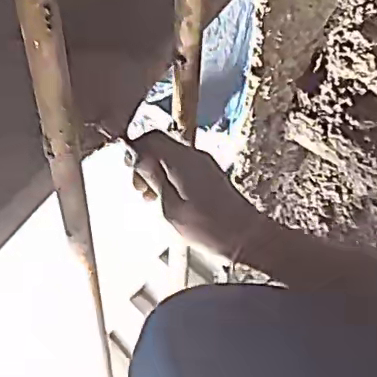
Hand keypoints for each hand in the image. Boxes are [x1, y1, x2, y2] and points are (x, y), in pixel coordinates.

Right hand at [128, 130, 280, 263]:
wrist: (247, 238)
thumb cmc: (209, 228)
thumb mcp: (170, 207)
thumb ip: (153, 178)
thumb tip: (137, 157)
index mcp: (182, 161)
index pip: (151, 138)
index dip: (135, 150)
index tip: (129, 170)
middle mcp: (194, 156)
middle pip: (160, 144)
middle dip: (145, 162)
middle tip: (140, 188)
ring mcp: (204, 164)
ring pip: (170, 155)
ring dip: (156, 171)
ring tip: (152, 197)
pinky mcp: (209, 174)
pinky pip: (182, 166)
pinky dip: (169, 177)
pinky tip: (168, 199)